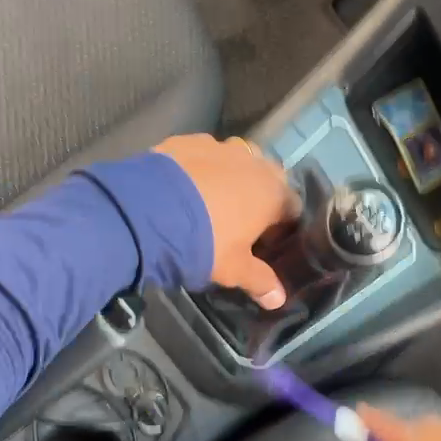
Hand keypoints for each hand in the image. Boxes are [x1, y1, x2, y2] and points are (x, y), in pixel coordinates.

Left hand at [156, 134, 299, 308]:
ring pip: (238, 159)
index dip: (282, 227)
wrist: (148, 211)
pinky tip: (186, 186)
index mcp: (272, 193)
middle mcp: (253, 162)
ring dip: (233, 177)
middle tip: (242, 220)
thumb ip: (260, 281)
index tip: (266, 244)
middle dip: (261, 196)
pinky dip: (202, 167)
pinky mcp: (188, 140)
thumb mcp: (233, 269)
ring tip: (213, 200)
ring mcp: (220, 146)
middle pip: (269, 177)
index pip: (292, 207)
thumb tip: (279, 300)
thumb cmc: (205, 243)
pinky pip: (205, 154)